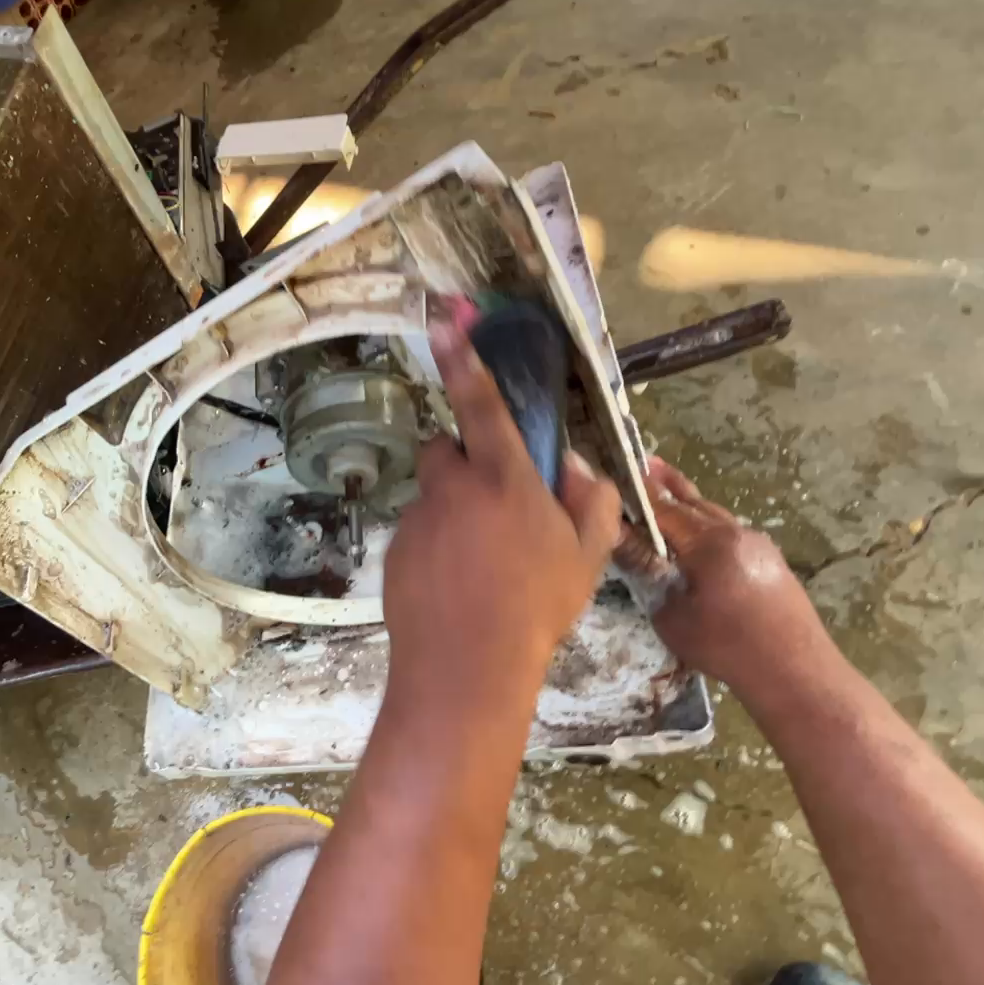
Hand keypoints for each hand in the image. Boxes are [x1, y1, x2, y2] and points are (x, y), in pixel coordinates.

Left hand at [383, 298, 623, 697]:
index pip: (483, 406)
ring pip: (433, 495)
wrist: (466, 665)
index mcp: (503, 480)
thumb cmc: (536, 608)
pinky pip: (416, 530)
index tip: (442, 319)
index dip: (464, 360)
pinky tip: (452, 581)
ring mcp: (415, 518)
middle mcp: (451, 489)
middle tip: (493, 504)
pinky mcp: (393, 547)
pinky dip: (433, 543)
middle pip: (446, 450)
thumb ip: (590, 502)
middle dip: (465, 463)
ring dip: (452, 510)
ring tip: (478, 561)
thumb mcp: (588, 556)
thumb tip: (573, 470)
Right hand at [615, 456, 839, 702]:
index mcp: (710, 543)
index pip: (663, 509)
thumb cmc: (725, 645)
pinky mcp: (769, 562)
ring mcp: (758, 547)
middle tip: (643, 463)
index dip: (636, 494)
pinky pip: (727, 532)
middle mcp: (737, 535)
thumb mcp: (669, 612)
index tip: (614, 475)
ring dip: (687, 502)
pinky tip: (691, 530)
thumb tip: (622, 546)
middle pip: (693, 503)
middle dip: (666, 485)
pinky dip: (703, 523)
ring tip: (666, 486)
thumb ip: (646, 573)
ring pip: (713, 515)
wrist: (795, 673)